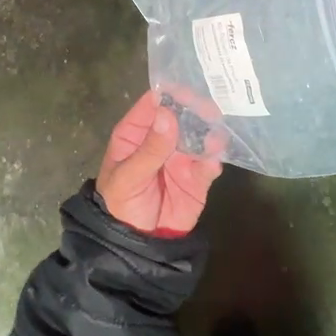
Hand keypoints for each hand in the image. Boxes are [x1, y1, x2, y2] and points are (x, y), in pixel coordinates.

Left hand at [95, 90, 224, 236]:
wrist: (137, 245)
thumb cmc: (120, 204)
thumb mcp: (128, 177)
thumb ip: (149, 148)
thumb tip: (167, 114)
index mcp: (137, 132)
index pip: (154, 104)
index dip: (170, 94)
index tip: (188, 90)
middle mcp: (162, 138)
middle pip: (183, 115)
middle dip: (197, 110)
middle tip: (210, 111)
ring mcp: (182, 156)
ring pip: (200, 135)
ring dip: (210, 132)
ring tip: (215, 137)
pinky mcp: (199, 176)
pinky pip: (210, 162)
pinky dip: (215, 158)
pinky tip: (214, 160)